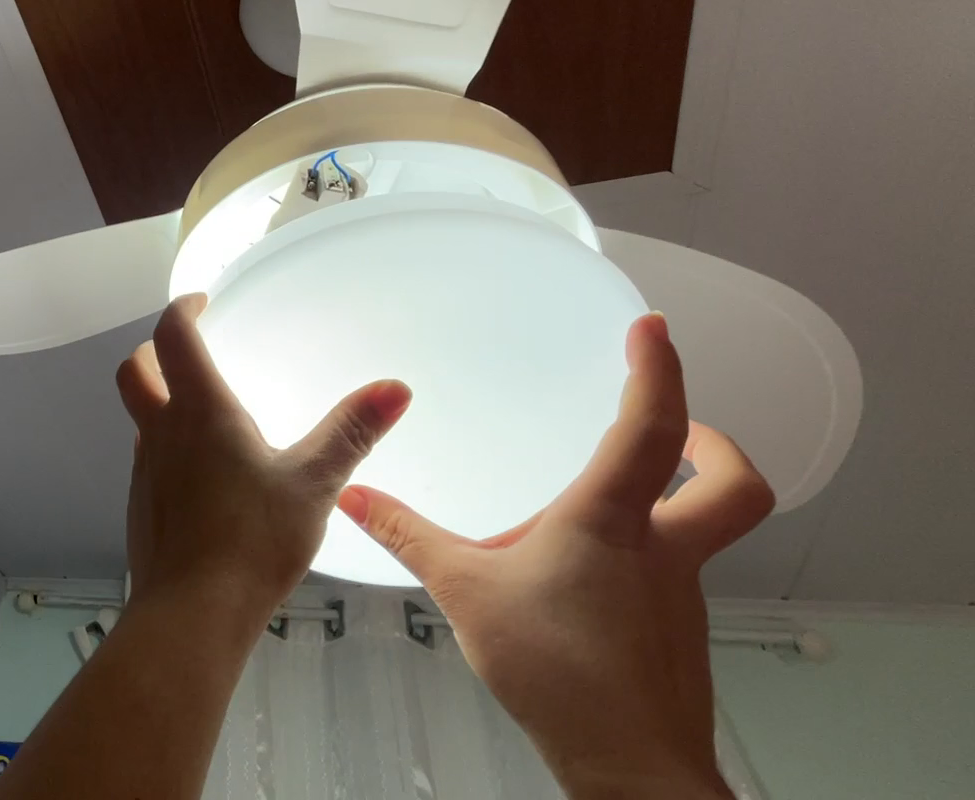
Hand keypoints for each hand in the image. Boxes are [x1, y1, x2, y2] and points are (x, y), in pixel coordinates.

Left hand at [117, 294, 411, 620]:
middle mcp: (161, 431)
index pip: (172, 336)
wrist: (193, 611)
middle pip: (134, 371)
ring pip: (138, 415)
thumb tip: (396, 387)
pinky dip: (165, 444)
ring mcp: (143, 468)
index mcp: (199, 411)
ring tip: (201, 411)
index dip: (181, 309)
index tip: (200, 301)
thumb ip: (349, 433)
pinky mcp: (139, 503)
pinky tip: (199, 473)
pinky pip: (147, 456)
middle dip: (153, 350)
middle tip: (185, 349)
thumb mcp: (313, 484)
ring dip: (158, 398)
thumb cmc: (254, 540)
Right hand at [337, 313, 772, 799]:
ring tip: (593, 506)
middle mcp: (659, 549)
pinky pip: (666, 572)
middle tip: (678, 424)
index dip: (659, 372)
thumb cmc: (556, 672)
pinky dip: (636, 553)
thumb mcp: (464, 589)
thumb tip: (352, 496)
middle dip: (714, 443)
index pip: (651, 430)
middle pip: (733, 485)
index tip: (652, 329)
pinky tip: (580, 576)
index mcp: (609, 522)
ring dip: (666, 502)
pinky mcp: (674, 627)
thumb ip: (406, 534)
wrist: (628, 769)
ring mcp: (678, 591)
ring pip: (699, 530)